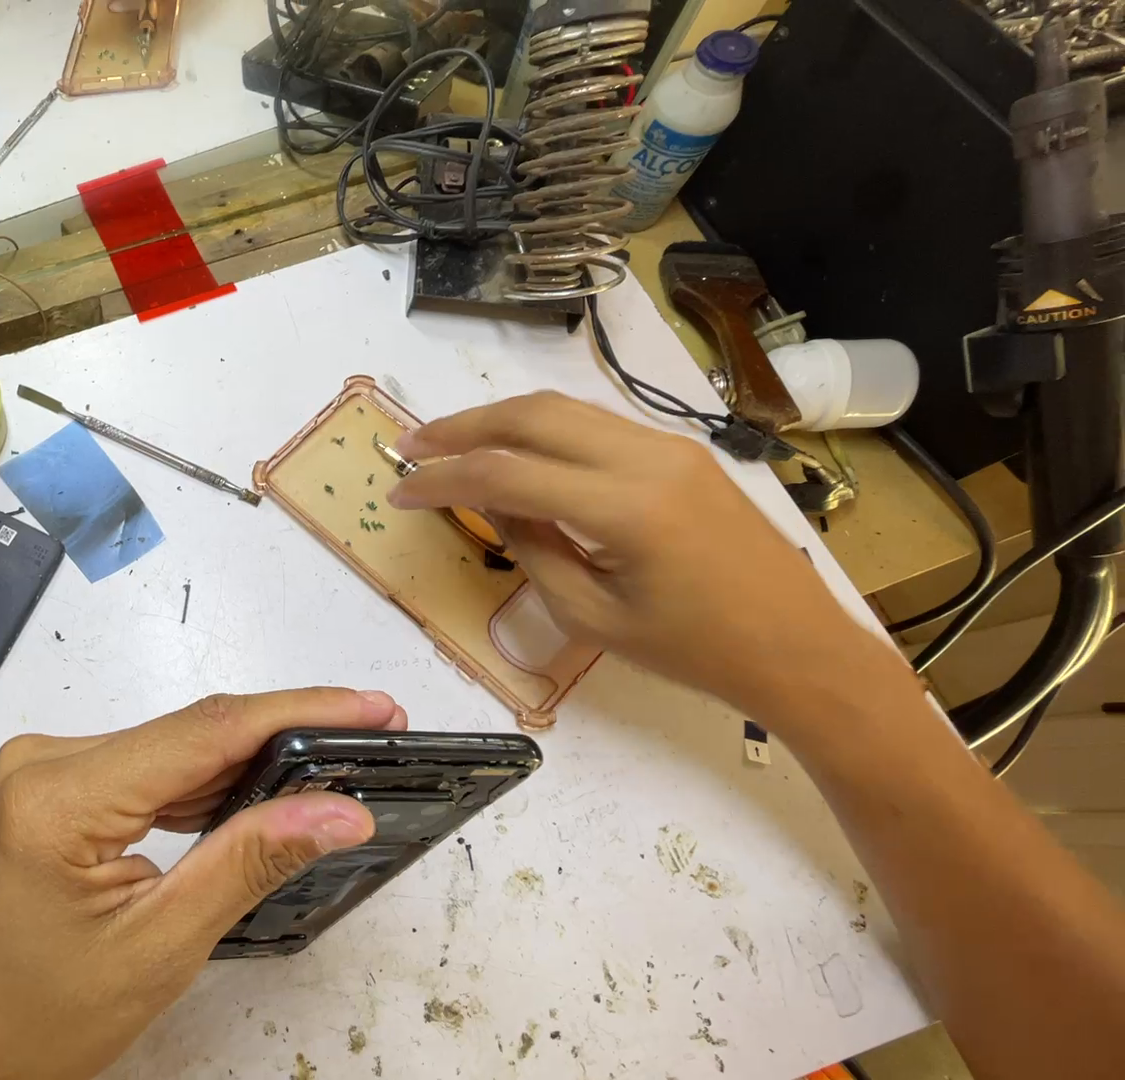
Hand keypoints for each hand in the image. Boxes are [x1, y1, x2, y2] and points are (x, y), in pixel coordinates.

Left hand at [0, 688, 406, 1079]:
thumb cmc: (53, 1013)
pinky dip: (210, 779)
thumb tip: (339, 811)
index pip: (201, 734)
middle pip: (190, 733)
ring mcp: (51, 765)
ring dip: (251, 756)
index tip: (371, 708)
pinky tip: (264, 785)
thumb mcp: (164, 945)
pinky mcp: (62, 779)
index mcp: (58, 798)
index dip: (296, 714)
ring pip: (176, 746)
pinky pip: (152, 766)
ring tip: (332, 757)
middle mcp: (48, 760)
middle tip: (370, 728)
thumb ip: (250, 862)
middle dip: (284, 733)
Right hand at [387, 392, 890, 715]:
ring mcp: (668, 446)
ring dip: (497, 420)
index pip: (506, 474)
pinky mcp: (678, 451)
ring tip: (447, 441)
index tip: (399, 492)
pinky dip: (538, 429)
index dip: (441, 480)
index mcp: (626, 508)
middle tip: (411, 446)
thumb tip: (489, 498)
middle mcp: (648, 457)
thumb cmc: (692, 650)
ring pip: (561, 408)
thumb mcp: (589, 614)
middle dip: (460, 427)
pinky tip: (510, 448)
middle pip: (531, 416)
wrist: (799, 648)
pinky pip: (591, 423)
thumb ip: (531, 546)